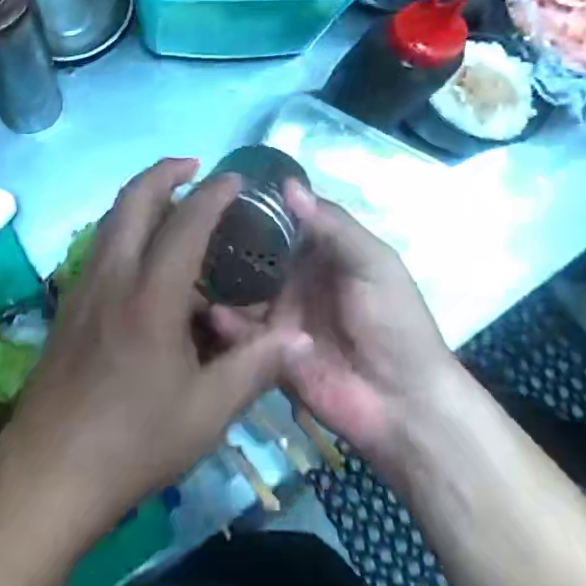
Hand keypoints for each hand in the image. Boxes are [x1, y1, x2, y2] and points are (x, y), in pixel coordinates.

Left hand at [1, 158, 309, 519]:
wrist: (50, 469)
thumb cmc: (135, 440)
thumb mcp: (208, 411)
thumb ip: (255, 366)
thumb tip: (300, 337)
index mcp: (151, 296)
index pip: (185, 224)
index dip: (213, 195)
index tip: (235, 180)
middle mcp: (112, 277)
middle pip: (132, 201)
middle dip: (163, 173)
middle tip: (194, 167)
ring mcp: (82, 289)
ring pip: (108, 221)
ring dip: (139, 199)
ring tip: (171, 206)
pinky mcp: (67, 307)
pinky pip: (98, 248)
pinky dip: (122, 230)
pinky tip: (142, 260)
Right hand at [211, 180, 457, 463]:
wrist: (401, 401)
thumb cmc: (393, 321)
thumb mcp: (372, 263)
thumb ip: (331, 225)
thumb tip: (287, 184)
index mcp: (318, 253)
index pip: (276, 220)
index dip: (249, 205)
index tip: (212, 187)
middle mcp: (290, 278)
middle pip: (248, 253)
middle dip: (220, 240)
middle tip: (184, 226)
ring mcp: (274, 313)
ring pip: (234, 288)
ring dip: (213, 278)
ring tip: (183, 263)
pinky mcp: (262, 348)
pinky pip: (234, 330)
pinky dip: (219, 320)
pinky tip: (206, 309)